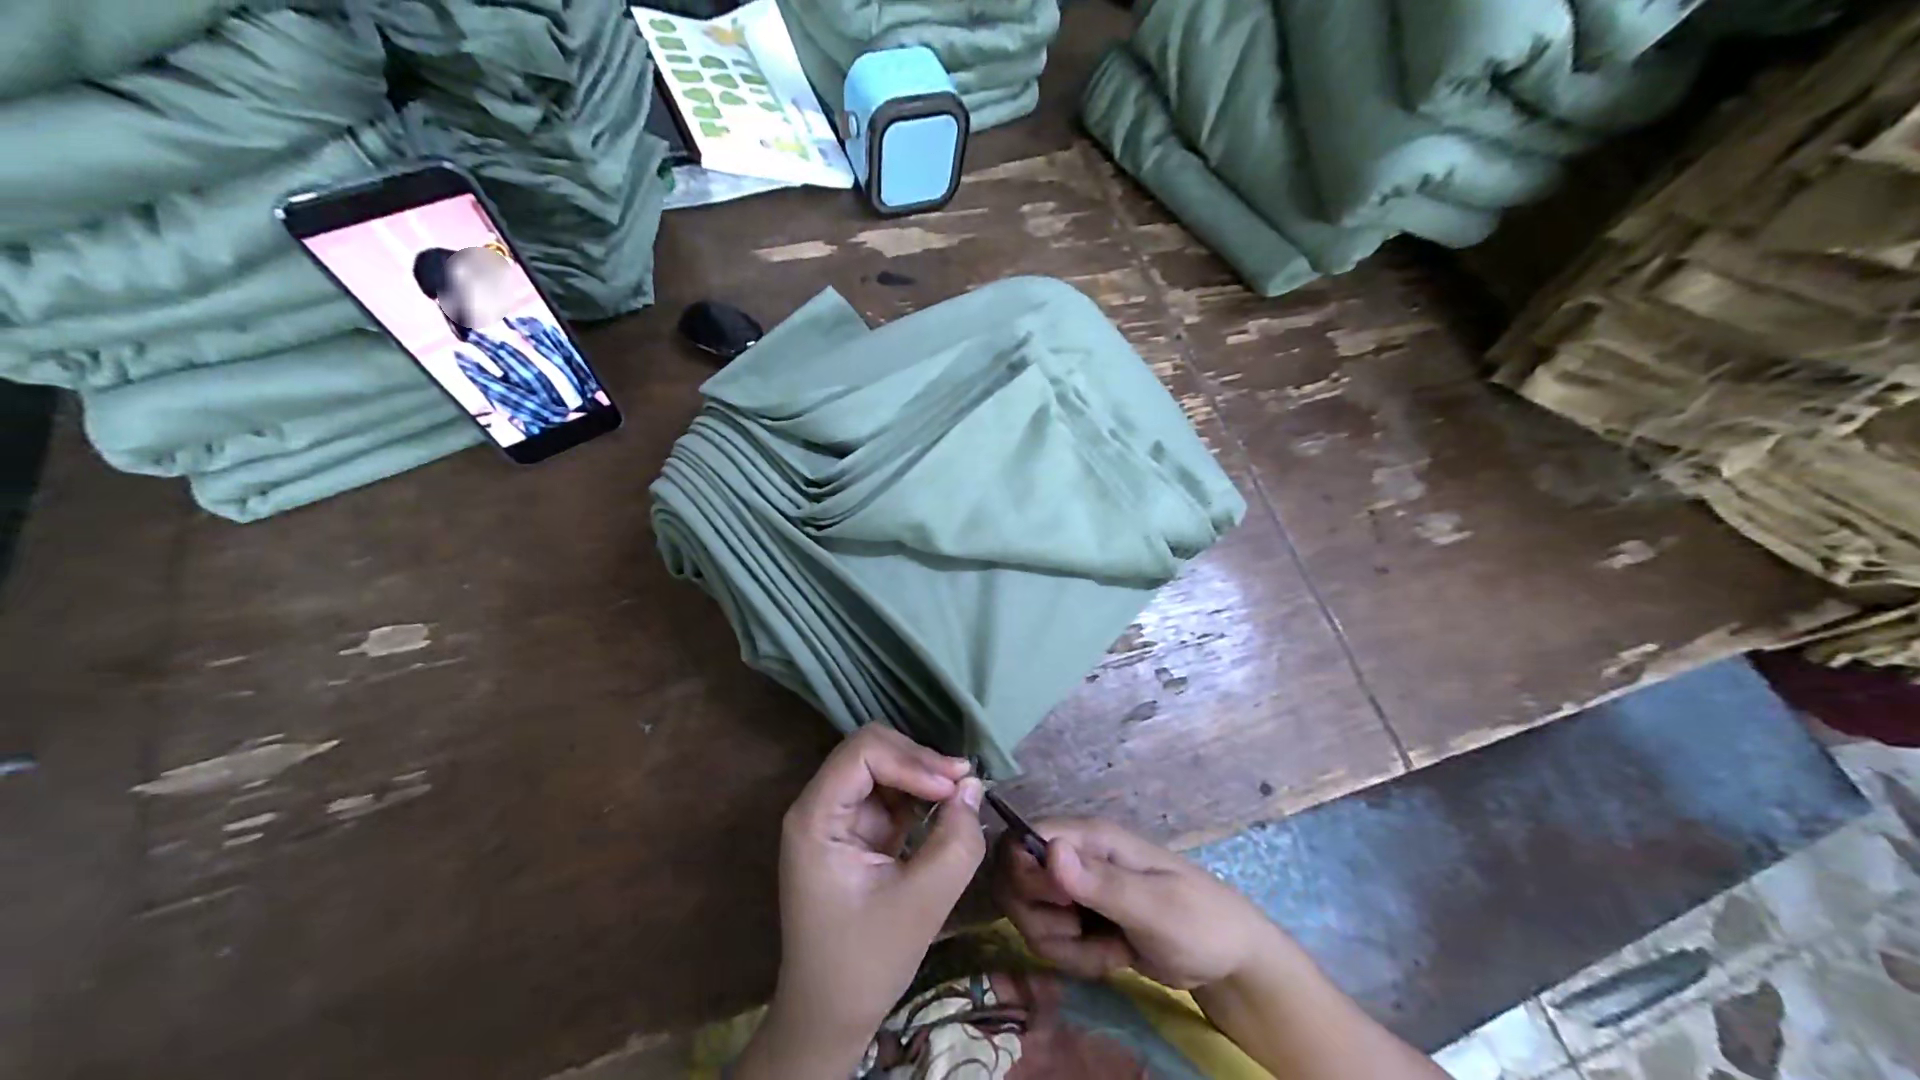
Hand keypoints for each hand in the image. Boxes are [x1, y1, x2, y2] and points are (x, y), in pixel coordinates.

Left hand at [737, 726, 985, 1079]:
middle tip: (964, 782)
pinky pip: (891, 793)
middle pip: (871, 751)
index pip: (862, 754)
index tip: (951, 788)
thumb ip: (954, 844)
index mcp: (815, 818)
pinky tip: (946, 806)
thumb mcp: (920, 905)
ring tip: (961, 791)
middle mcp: (820, 806)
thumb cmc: (865, 962)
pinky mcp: (857, 831)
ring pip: (884, 767)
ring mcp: (838, 818)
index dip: (910, 760)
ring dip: (923, 773)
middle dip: (919, 760)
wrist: (830, 1014)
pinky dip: (921, 794)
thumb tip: (973, 787)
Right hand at [991, 817, 1281, 989]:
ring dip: (1064, 947)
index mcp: (1091, 837)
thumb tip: (1050, 850)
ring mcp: (1074, 889)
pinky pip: (1049, 941)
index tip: (1061, 908)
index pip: (1022, 840)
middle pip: (1016, 881)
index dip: (1027, 876)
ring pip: (1030, 917)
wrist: (1227, 963)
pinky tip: (1110, 958)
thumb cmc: (1200, 923)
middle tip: (1084, 933)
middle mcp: (1074, 857)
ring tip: (1110, 950)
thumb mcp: (1156, 906)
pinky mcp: (1077, 920)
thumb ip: (1102, 882)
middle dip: (1044, 921)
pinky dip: (1074, 959)